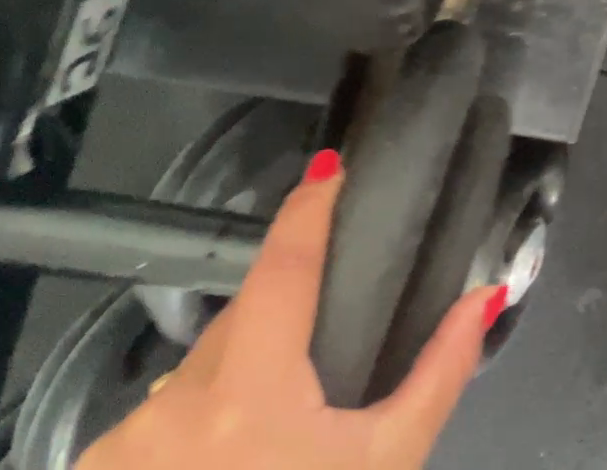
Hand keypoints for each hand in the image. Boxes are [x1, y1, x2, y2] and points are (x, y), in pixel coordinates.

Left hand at [79, 151, 506, 469]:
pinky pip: (163, 411)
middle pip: (243, 320)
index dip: (308, 212)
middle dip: (287, 313)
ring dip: (244, 367)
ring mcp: (119, 443)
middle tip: (330, 349)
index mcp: (248, 391)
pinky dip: (200, 412)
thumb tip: (487, 295)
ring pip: (201, 367)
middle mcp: (171, 404)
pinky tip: (227, 455)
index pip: (283, 272)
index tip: (330, 167)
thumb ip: (442, 371)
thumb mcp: (389, 459)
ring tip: (278, 423)